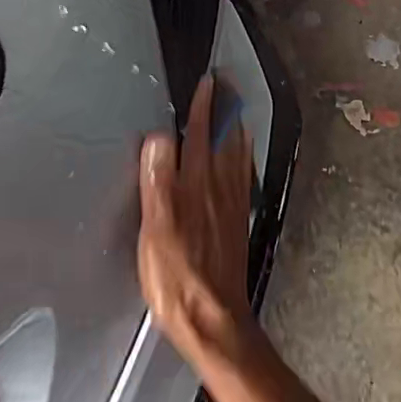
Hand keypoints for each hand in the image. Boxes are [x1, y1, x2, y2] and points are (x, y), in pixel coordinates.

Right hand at [137, 74, 256, 356]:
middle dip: (227, 107)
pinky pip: (243, 174)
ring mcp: (232, 204)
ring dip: (237, 127)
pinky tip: (242, 157)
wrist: (213, 319)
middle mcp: (219, 187)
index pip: (201, 133)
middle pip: (227, 137)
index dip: (203, 105)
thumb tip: (159, 138)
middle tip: (227, 85)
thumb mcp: (156, 227)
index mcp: (196, 184)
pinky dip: (243, 155)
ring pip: (238, 154)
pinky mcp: (237, 221)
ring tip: (237, 110)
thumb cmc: (178, 275)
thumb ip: (158, 179)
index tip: (207, 81)